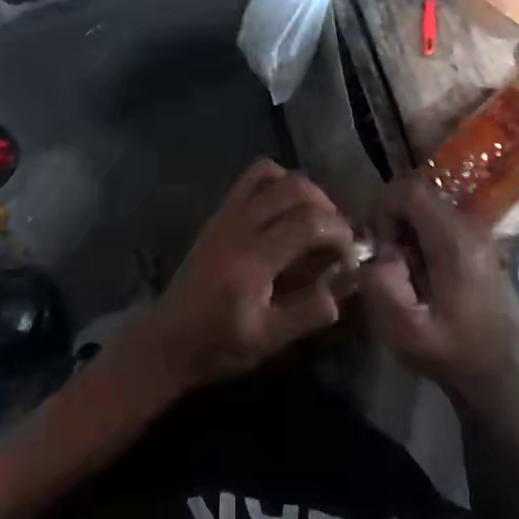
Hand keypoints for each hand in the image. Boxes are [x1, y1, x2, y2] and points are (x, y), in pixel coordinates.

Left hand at [142, 159, 354, 391]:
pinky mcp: (216, 217)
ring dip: (299, 189)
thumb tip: (343, 285)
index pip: (308, 222)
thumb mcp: (269, 340)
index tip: (351, 255)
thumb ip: (309, 311)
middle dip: (326, 205)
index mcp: (252, 260)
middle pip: (293, 187)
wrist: (166, 342)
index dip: (340, 232)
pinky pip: (248, 182)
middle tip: (337, 236)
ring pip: (268, 173)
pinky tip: (284, 216)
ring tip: (312, 220)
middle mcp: (237, 227)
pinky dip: (274, 185)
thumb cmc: (218, 346)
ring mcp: (223, 217)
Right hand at [362, 177, 518, 399]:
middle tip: (387, 263)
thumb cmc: (453, 354)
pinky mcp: (476, 246)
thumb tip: (373, 257)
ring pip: (424, 210)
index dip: (383, 209)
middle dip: (391, 222)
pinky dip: (417, 240)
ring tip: (401, 273)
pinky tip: (418, 276)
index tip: (379, 246)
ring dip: (403, 233)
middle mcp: (470, 228)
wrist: (499, 376)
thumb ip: (381, 288)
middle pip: (416, 196)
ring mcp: (476, 236)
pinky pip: (435, 224)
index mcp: (454, 241)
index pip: (409, 190)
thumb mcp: (406, 331)